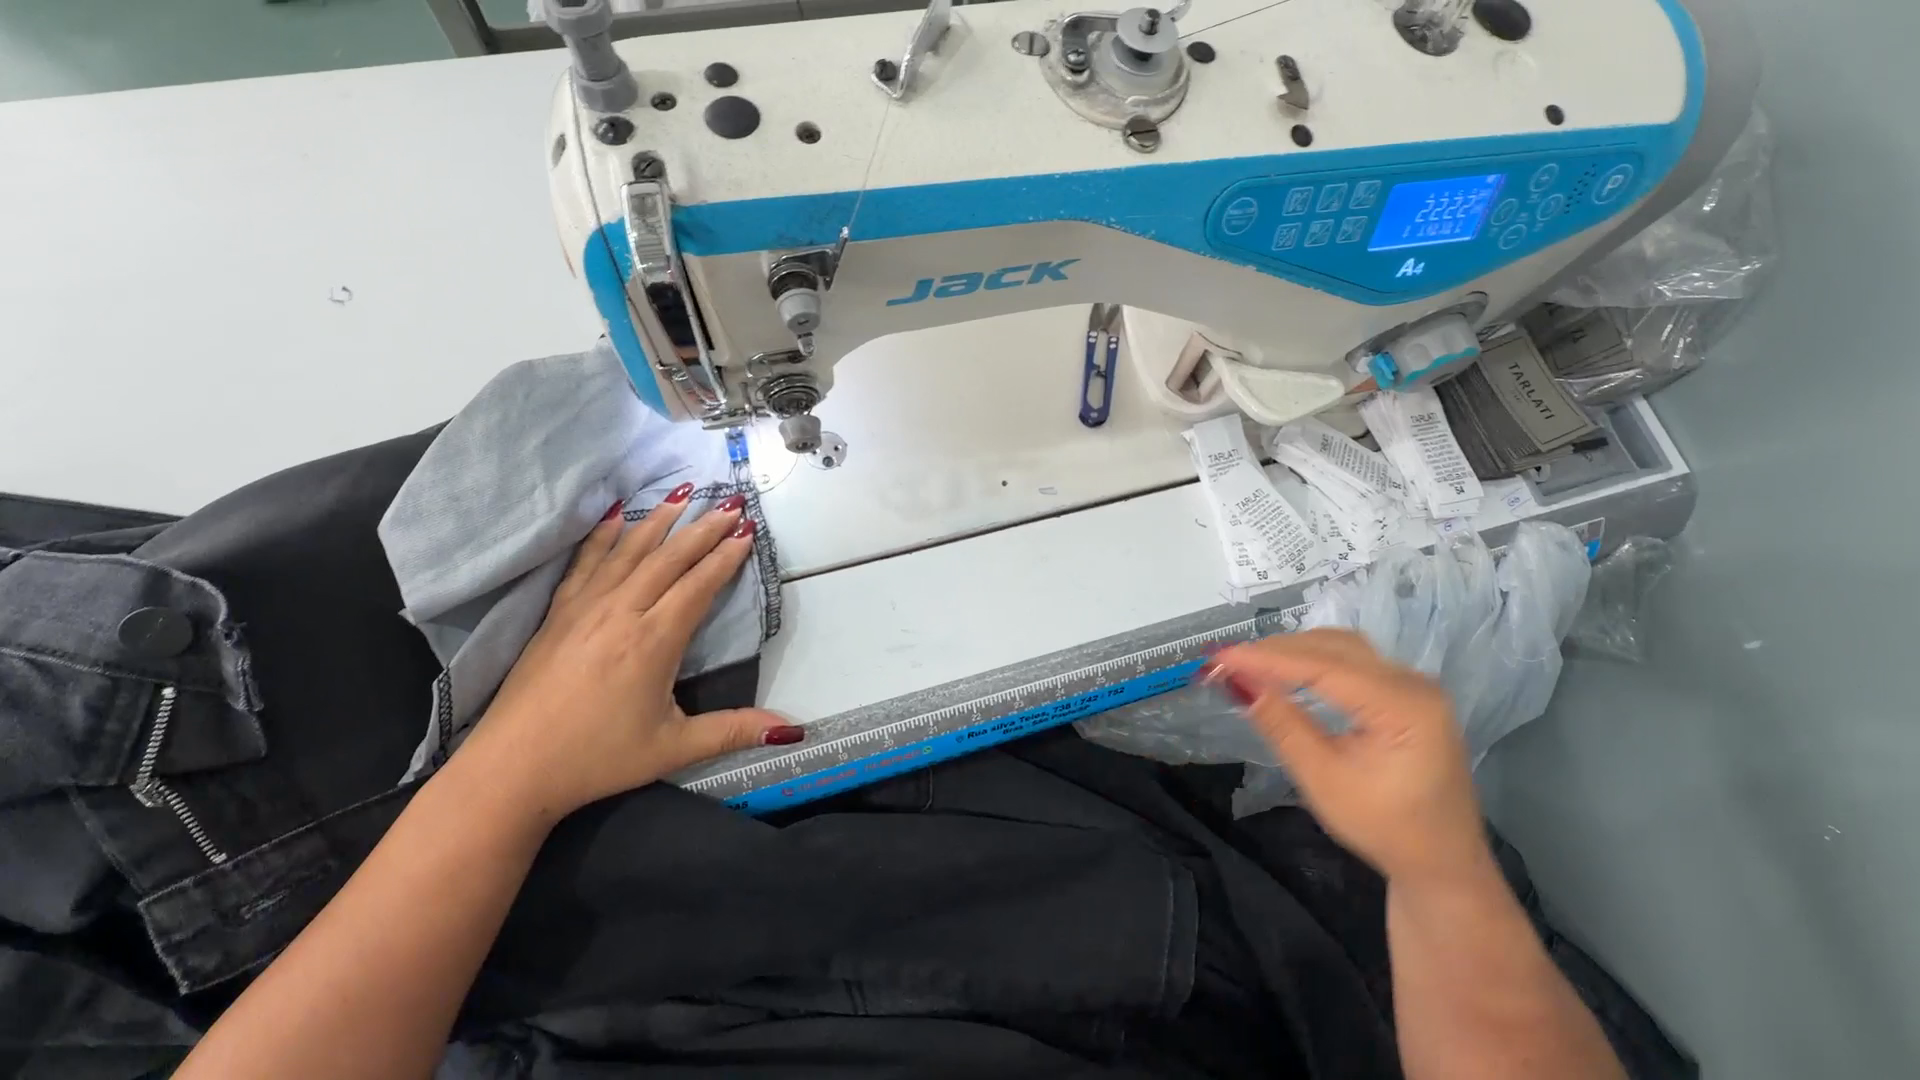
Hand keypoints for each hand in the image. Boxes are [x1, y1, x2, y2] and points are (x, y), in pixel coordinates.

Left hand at [452, 487, 799, 824]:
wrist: (513, 766)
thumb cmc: (597, 759)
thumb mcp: (673, 748)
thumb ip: (732, 731)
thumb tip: (790, 728)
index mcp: (653, 641)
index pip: (698, 586)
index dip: (725, 557)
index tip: (747, 531)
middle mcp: (621, 612)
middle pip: (668, 559)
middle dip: (703, 529)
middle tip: (730, 503)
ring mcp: (585, 608)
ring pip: (629, 552)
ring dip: (660, 521)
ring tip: (683, 495)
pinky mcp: (558, 613)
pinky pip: (586, 562)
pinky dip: (604, 535)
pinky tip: (616, 516)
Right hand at [1204, 629, 1491, 886]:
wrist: (1442, 862)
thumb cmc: (1384, 828)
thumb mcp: (1323, 779)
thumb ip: (1282, 724)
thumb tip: (1238, 684)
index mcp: (1402, 706)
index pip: (1323, 666)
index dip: (1266, 658)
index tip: (1219, 658)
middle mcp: (1414, 683)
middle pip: (1334, 648)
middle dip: (1276, 650)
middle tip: (1226, 662)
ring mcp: (1414, 686)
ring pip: (1344, 649)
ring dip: (1294, 652)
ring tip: (1249, 664)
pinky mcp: (1407, 695)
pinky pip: (1354, 662)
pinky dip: (1314, 661)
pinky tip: (1286, 671)